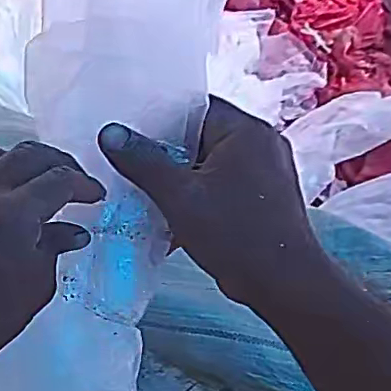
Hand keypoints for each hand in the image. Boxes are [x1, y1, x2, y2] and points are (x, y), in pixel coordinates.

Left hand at [0, 141, 105, 380]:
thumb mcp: (38, 279)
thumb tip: (73, 230)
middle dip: (57, 163)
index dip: (83, 184)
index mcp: (12, 214)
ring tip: (39, 180)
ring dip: (21, 162)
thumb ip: (56, 244)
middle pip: (27, 155)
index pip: (58, 180)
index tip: (94, 194)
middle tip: (74, 180)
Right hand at [98, 97, 326, 308]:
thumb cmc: (234, 233)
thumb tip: (110, 133)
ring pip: (204, 166)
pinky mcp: (258, 200)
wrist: (280, 282)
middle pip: (198, 138)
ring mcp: (262, 174)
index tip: (124, 132)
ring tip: (137, 191)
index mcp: (246, 132)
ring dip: (173, 180)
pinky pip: (215, 188)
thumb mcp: (179, 196)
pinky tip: (163, 215)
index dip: (157, 118)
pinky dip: (191, 198)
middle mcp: (259, 145)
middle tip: (123, 163)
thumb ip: (143, 162)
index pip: (195, 108)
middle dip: (160, 154)